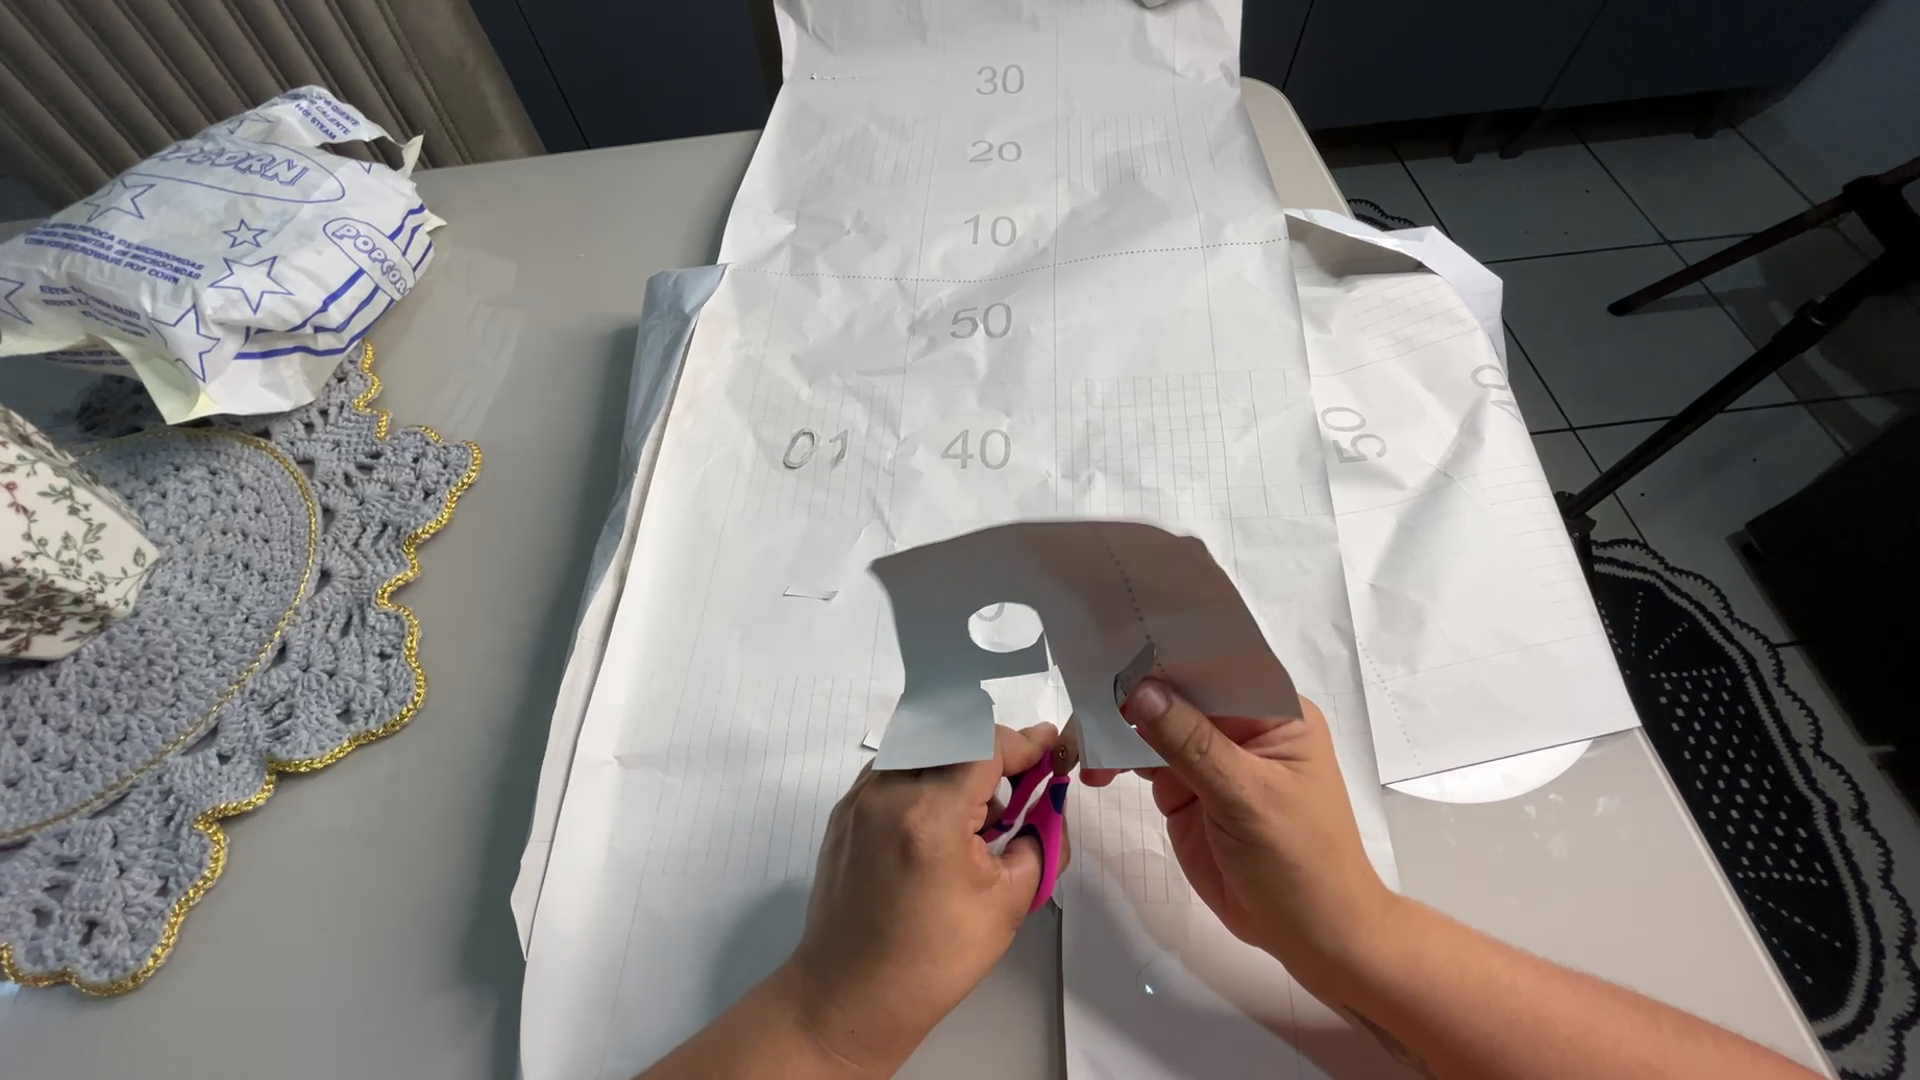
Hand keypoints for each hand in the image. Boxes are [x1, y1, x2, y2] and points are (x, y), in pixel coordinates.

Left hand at [780, 723, 1065, 1073]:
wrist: (849, 997)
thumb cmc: (934, 960)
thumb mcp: (1006, 905)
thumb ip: (1037, 843)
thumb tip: (1044, 809)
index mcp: (928, 814)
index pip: (984, 746)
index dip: (1022, 742)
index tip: (1048, 745)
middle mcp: (886, 791)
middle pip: (953, 738)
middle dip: (993, 752)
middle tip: (1019, 784)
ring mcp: (859, 797)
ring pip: (922, 747)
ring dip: (957, 763)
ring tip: (976, 815)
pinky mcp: (845, 809)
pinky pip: (895, 769)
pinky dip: (926, 776)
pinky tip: (940, 822)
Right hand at [1081, 680, 1390, 998]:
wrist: (1310, 938)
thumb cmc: (1300, 861)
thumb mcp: (1248, 797)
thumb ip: (1190, 743)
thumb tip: (1139, 690)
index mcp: (1272, 711)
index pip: (1217, 665)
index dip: (1171, 651)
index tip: (1122, 640)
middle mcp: (1239, 724)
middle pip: (1177, 691)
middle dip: (1132, 690)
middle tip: (1085, 690)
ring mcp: (1208, 756)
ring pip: (1153, 724)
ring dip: (1116, 729)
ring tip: (1079, 738)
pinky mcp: (1184, 787)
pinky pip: (1142, 760)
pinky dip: (1115, 761)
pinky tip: (1093, 771)